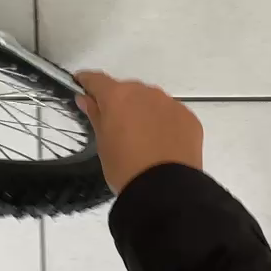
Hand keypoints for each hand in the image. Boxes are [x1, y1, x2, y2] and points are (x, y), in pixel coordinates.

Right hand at [74, 71, 202, 194]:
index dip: (87, 82)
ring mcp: (170, 103)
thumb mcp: (103, 144)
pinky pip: (171, 114)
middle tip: (117, 126)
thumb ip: (96, 115)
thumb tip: (86, 99)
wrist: (166, 190)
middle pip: (127, 90)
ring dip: (144, 112)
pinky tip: (162, 144)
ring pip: (151, 101)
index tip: (82, 85)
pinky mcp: (189, 118)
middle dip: (120, 102)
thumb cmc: (125, 168)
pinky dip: (164, 123)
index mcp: (118, 96)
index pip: (97, 80)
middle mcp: (145, 92)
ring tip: (143, 139)